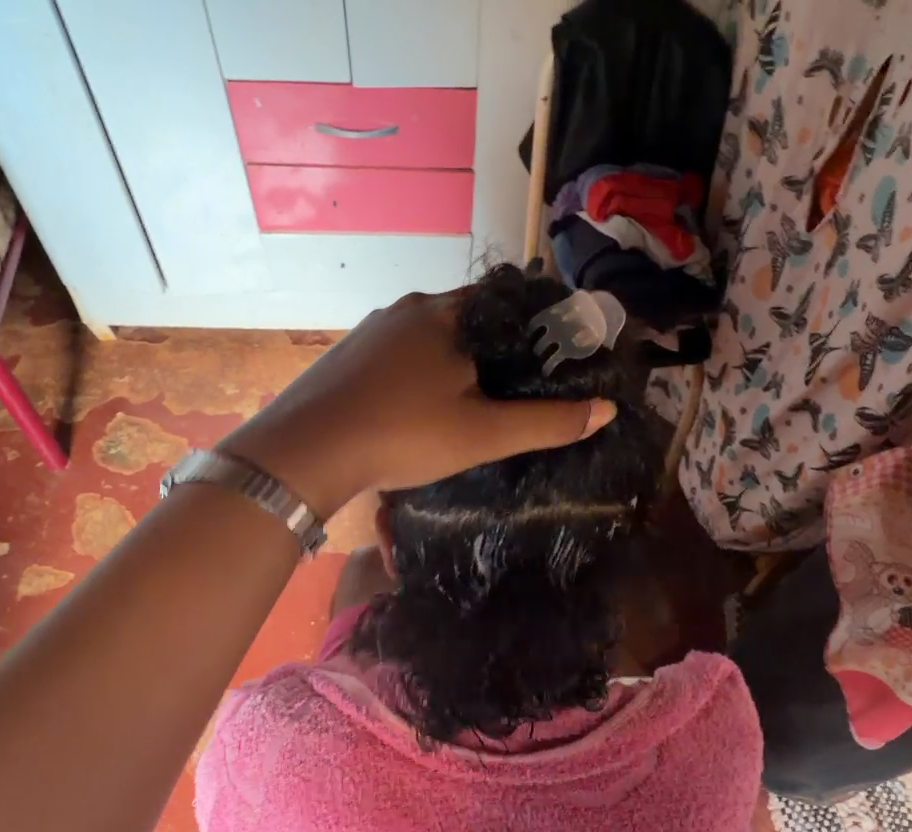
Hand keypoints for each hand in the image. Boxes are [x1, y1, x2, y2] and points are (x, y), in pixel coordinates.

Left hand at [217, 289, 616, 515]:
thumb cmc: (403, 434)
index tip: (554, 353)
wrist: (305, 451)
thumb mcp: (484, 435)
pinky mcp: (345, 356)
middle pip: (467, 318)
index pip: (506, 300)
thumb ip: (546, 422)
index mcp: (447, 314)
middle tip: (515, 386)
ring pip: (428, 337)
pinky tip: (417, 407)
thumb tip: (606, 409)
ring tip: (471, 400)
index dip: (535, 323)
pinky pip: (396, 355)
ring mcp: (370, 330)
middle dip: (493, 347)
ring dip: (452, 361)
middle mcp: (407, 308)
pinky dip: (417, 373)